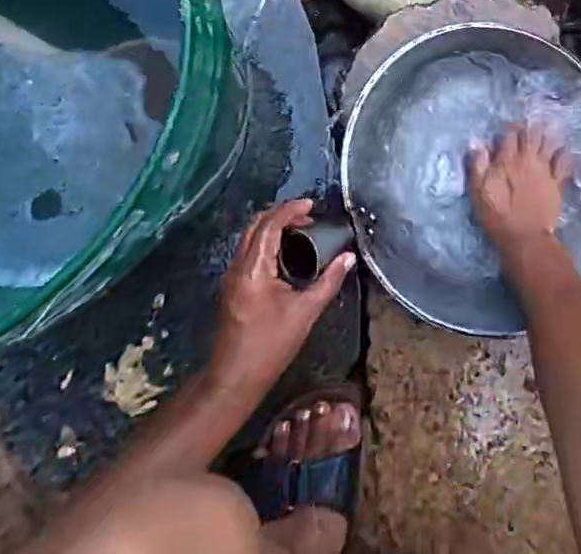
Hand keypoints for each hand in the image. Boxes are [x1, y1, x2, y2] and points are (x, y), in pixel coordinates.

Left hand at [209, 199, 353, 396]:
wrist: (235, 376)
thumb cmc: (271, 346)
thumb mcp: (305, 312)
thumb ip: (328, 282)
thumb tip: (348, 258)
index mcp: (254, 268)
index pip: (270, 225)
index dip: (290, 210)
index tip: (311, 204)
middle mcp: (238, 265)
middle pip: (256, 225)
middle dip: (281, 214)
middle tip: (307, 215)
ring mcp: (231, 274)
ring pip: (250, 236)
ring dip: (272, 226)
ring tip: (299, 229)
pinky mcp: (232, 284)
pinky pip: (248, 250)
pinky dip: (265, 240)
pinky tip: (283, 250)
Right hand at [469, 123, 570, 252]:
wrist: (525, 237)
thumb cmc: (497, 214)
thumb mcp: (478, 190)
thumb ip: (477, 164)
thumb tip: (475, 142)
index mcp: (507, 160)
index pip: (509, 134)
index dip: (508, 128)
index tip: (506, 129)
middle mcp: (527, 160)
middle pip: (531, 134)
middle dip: (529, 127)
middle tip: (526, 127)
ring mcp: (545, 170)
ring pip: (549, 143)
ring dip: (547, 135)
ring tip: (545, 130)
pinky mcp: (557, 182)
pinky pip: (564, 162)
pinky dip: (564, 153)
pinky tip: (563, 149)